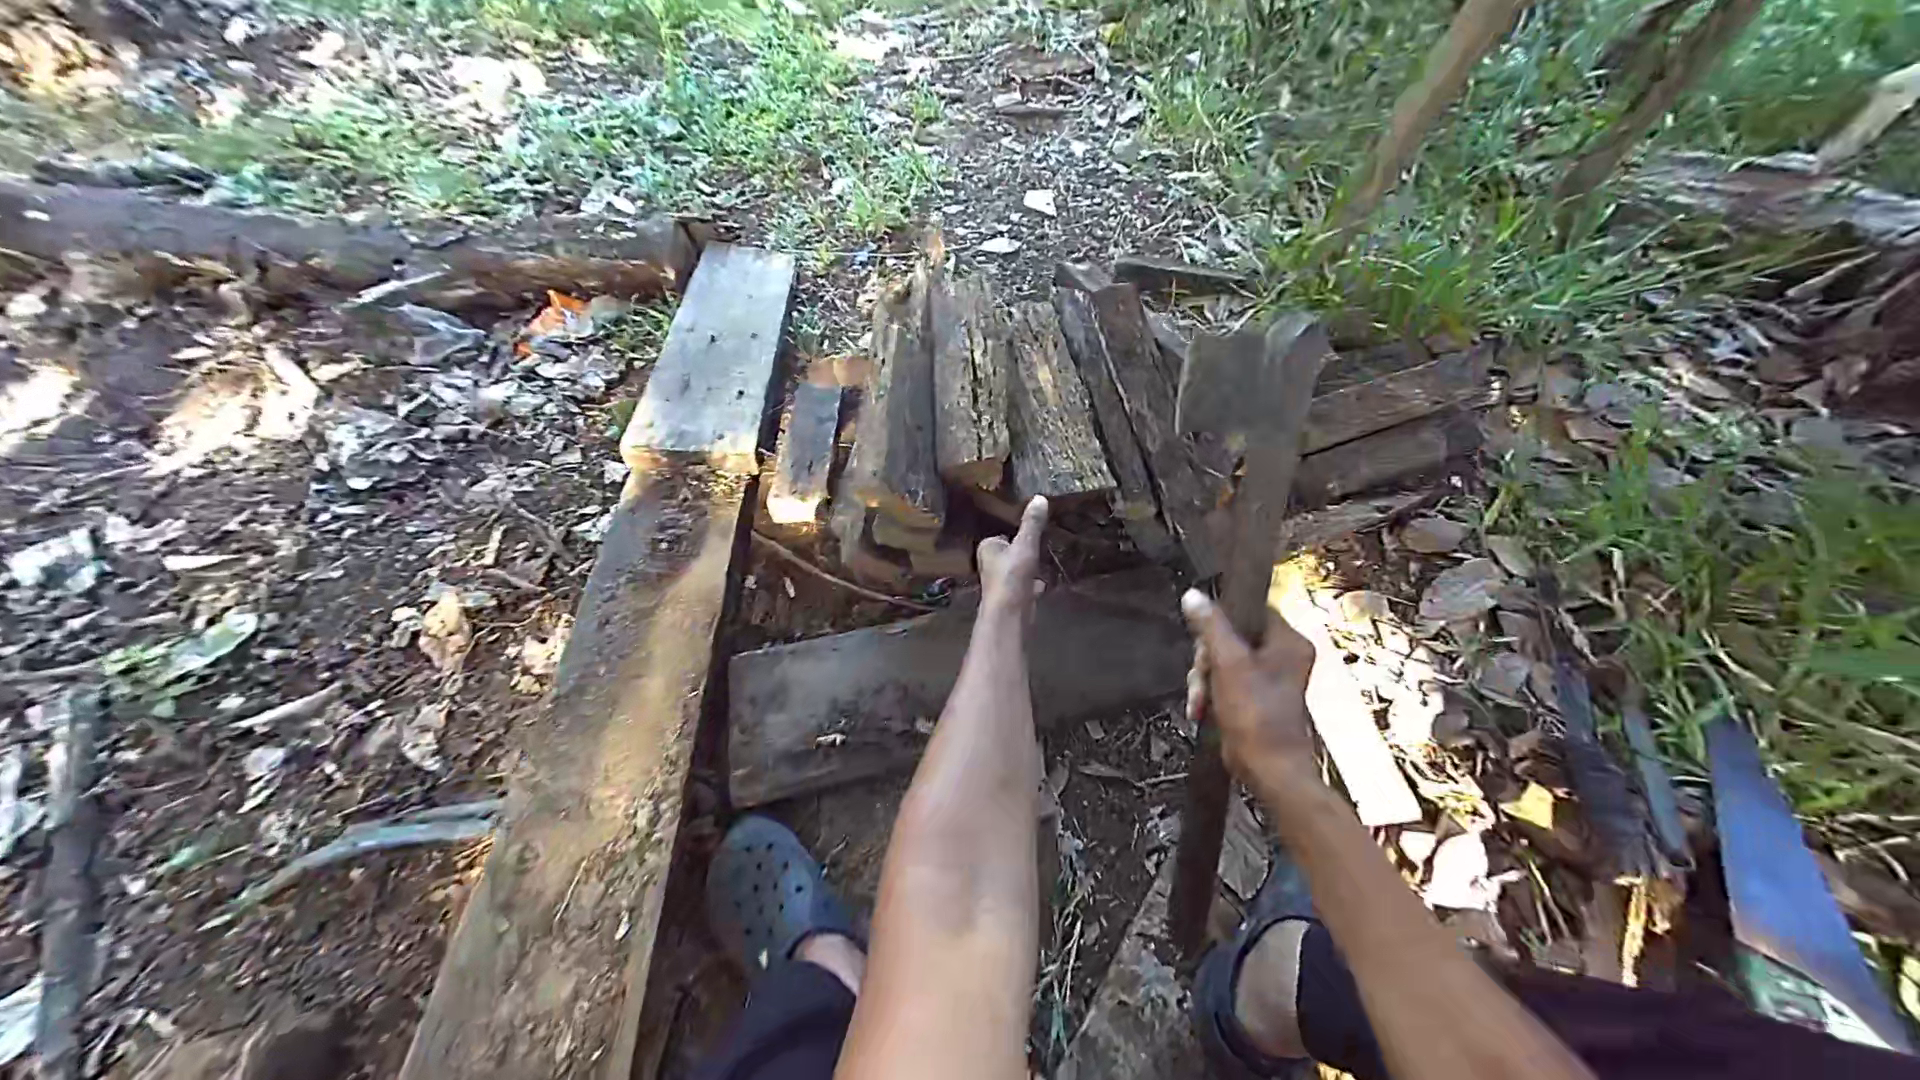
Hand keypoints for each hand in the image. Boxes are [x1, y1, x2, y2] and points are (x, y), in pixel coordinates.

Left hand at [976, 495, 1047, 621]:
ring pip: (1017, 569)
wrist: (1010, 613)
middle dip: (1021, 550)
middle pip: (1009, 552)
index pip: (1001, 534)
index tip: (1030, 527)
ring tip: (1045, 558)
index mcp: (987, 548)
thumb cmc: (1012, 575)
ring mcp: (1001, 582)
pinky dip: (1033, 583)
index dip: (1013, 532)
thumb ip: (1032, 524)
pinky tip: (1044, 582)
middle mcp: (990, 564)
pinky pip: (1025, 585)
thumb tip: (1040, 497)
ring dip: (1028, 567)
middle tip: (1041, 541)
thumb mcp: (1025, 545)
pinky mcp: (1012, 597)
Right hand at [1182, 589, 1315, 779]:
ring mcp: (1269, 678)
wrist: (1267, 769)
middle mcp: (1283, 656)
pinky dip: (1210, 692)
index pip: (1251, 610)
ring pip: (1223, 660)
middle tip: (1201, 675)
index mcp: (1288, 641)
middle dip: (1207, 659)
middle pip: (1231, 637)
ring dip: (1204, 679)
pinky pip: (1225, 681)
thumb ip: (1210, 626)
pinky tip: (1201, 708)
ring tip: (1199, 700)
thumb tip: (1191, 595)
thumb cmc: (1254, 713)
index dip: (1222, 620)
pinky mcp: (1255, 698)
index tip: (1204, 639)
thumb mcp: (1227, 662)